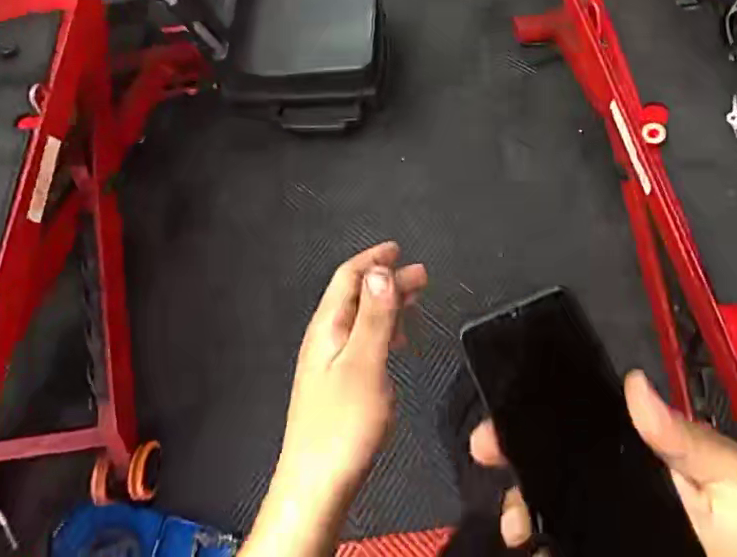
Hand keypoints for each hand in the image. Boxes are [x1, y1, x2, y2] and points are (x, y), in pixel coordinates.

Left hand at [273, 241, 427, 505]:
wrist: (316, 487)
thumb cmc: (341, 426)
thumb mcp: (364, 363)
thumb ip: (375, 316)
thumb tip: (380, 271)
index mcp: (327, 328)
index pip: (347, 278)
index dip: (373, 259)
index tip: (397, 248)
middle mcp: (324, 340)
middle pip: (356, 297)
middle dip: (387, 280)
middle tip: (419, 275)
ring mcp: (328, 364)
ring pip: (360, 319)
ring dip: (387, 304)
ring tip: (413, 300)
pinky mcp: (337, 386)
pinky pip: (362, 342)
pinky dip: (383, 330)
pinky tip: (395, 342)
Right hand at [470, 370, 736, 556]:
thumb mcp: (733, 479)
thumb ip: (686, 439)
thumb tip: (632, 381)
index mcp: (648, 460)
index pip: (586, 431)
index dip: (542, 421)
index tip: (504, 420)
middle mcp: (624, 496)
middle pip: (559, 473)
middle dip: (518, 463)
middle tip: (488, 459)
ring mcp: (615, 537)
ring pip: (556, 518)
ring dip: (523, 512)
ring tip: (514, 525)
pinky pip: (569, 550)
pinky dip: (543, 549)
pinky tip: (530, 548)